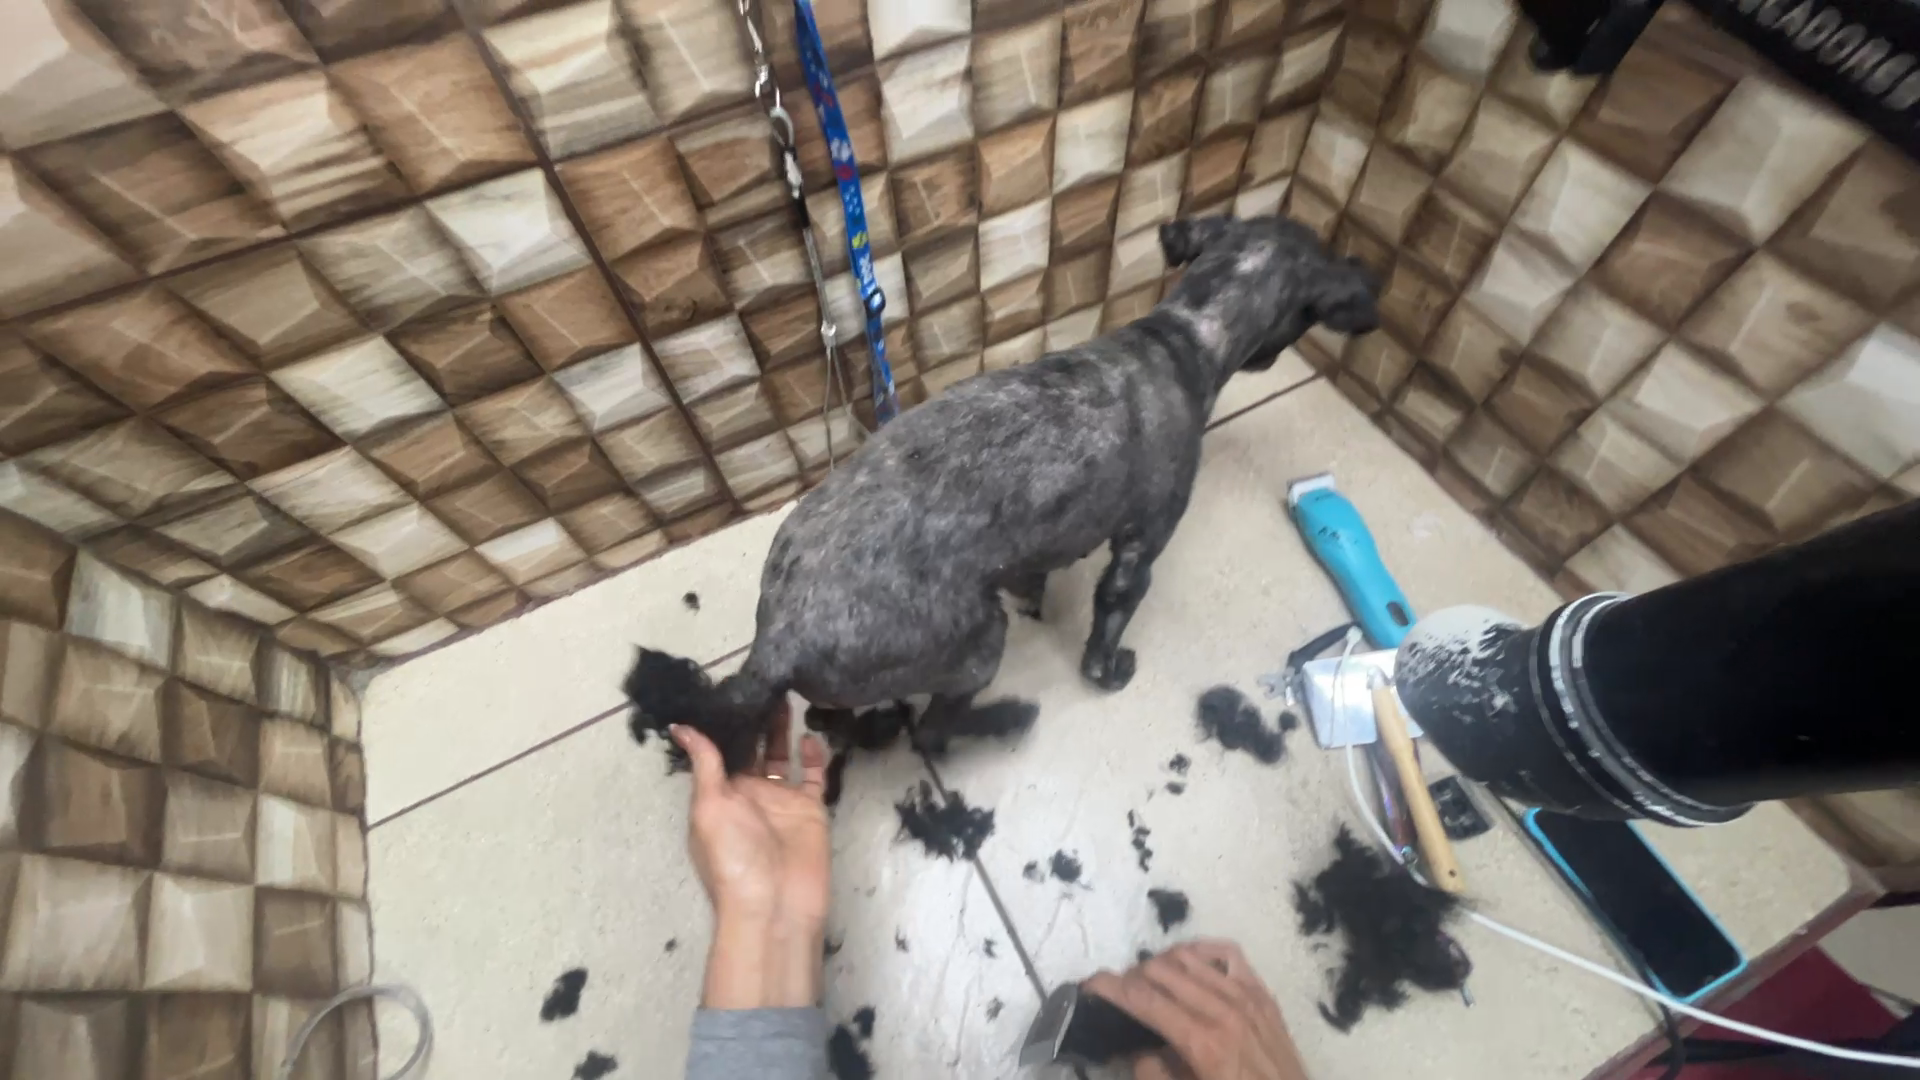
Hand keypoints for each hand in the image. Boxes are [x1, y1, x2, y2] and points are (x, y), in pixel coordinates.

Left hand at [673, 704, 831, 1008]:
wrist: (776, 904)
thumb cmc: (734, 857)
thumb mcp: (709, 807)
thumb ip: (705, 763)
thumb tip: (681, 725)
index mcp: (720, 794)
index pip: (722, 749)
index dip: (727, 721)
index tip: (733, 686)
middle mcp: (750, 792)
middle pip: (754, 747)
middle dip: (757, 719)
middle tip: (765, 681)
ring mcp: (782, 799)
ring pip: (784, 754)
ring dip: (783, 729)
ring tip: (788, 694)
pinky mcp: (811, 807)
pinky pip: (813, 775)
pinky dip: (814, 754)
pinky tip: (811, 735)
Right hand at [1084, 941, 1308, 1079]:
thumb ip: (1154, 1074)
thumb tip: (1135, 1045)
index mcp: (1203, 1044)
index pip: (1143, 999)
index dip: (1110, 988)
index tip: (1089, 984)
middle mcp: (1223, 1010)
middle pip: (1160, 970)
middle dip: (1133, 977)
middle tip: (1122, 996)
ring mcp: (1246, 996)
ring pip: (1188, 956)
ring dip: (1161, 965)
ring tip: (1151, 984)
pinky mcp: (1262, 994)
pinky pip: (1225, 952)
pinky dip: (1201, 951)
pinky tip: (1189, 965)